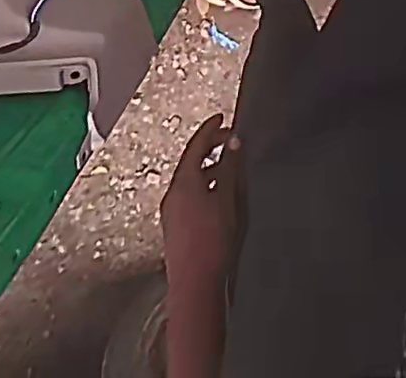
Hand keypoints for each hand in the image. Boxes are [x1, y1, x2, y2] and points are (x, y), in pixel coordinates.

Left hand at [161, 114, 237, 290]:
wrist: (194, 287)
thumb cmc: (212, 242)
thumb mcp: (227, 199)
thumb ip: (230, 168)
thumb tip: (234, 143)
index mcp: (184, 182)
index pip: (196, 145)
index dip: (210, 129)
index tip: (220, 118)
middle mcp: (173, 193)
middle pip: (191, 160)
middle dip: (209, 147)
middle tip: (228, 138)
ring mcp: (172, 211)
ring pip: (190, 178)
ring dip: (208, 166)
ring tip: (228, 165)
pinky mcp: (175, 226)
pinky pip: (189, 194)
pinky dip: (203, 183)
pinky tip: (218, 193)